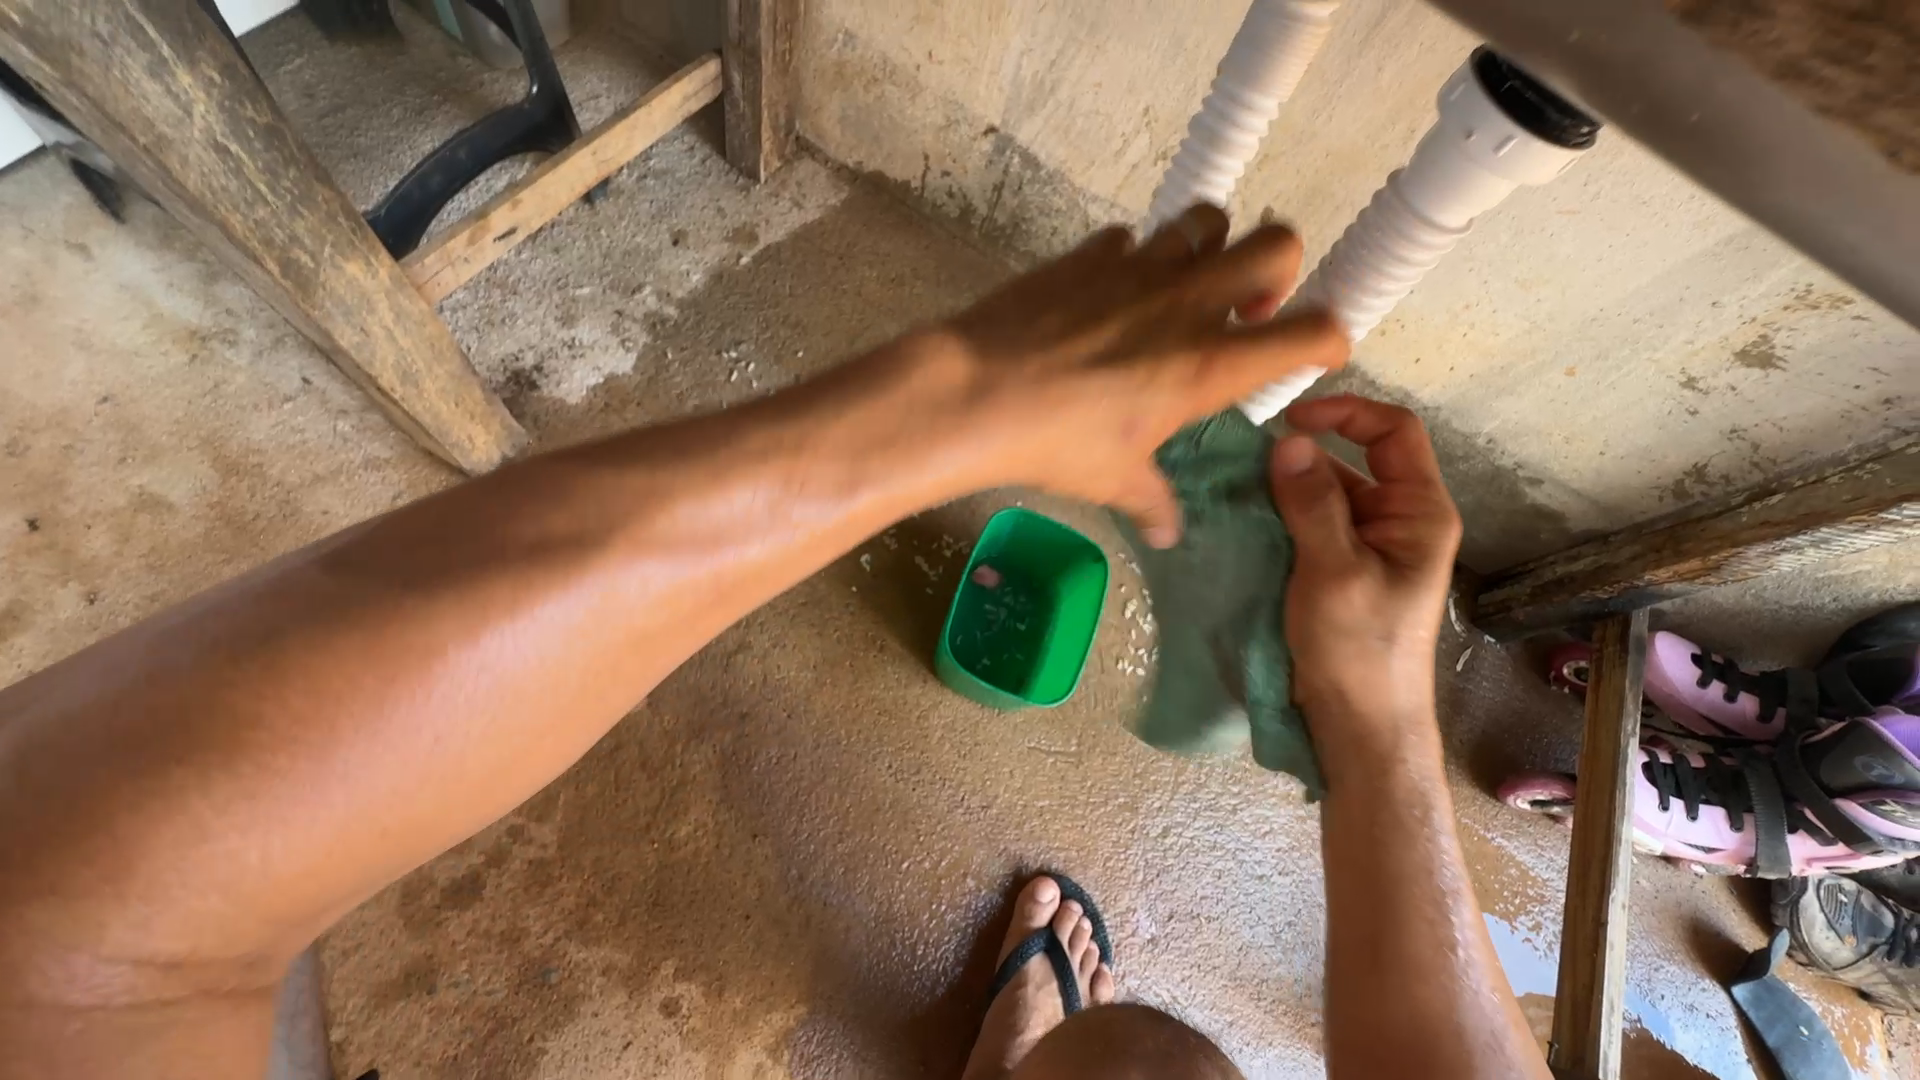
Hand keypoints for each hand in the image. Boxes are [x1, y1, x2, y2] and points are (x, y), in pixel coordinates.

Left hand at [919, 205, 1348, 546]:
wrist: (975, 393)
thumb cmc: (1056, 445)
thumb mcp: (1113, 481)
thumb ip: (1151, 503)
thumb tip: (1166, 533)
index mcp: (1208, 363)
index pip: (1312, 332)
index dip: (1330, 338)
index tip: (1316, 354)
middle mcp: (1186, 303)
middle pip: (1277, 243)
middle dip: (1278, 269)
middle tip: (1244, 308)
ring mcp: (1137, 268)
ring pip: (1205, 220)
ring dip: (1208, 249)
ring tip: (1181, 289)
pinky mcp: (1087, 254)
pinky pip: (1128, 237)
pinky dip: (1131, 259)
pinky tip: (1107, 293)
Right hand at [1267, 395, 1461, 758]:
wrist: (1359, 724)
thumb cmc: (1357, 649)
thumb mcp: (1334, 571)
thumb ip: (1313, 504)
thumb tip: (1286, 442)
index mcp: (1419, 512)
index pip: (1393, 432)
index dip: (1345, 412)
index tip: (1288, 419)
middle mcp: (1396, 520)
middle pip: (1352, 461)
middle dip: (1300, 454)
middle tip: (1242, 459)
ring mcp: (1365, 546)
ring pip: (1323, 494)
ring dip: (1282, 488)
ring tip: (1232, 488)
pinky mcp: (1336, 569)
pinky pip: (1308, 525)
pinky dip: (1277, 516)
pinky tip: (1241, 517)